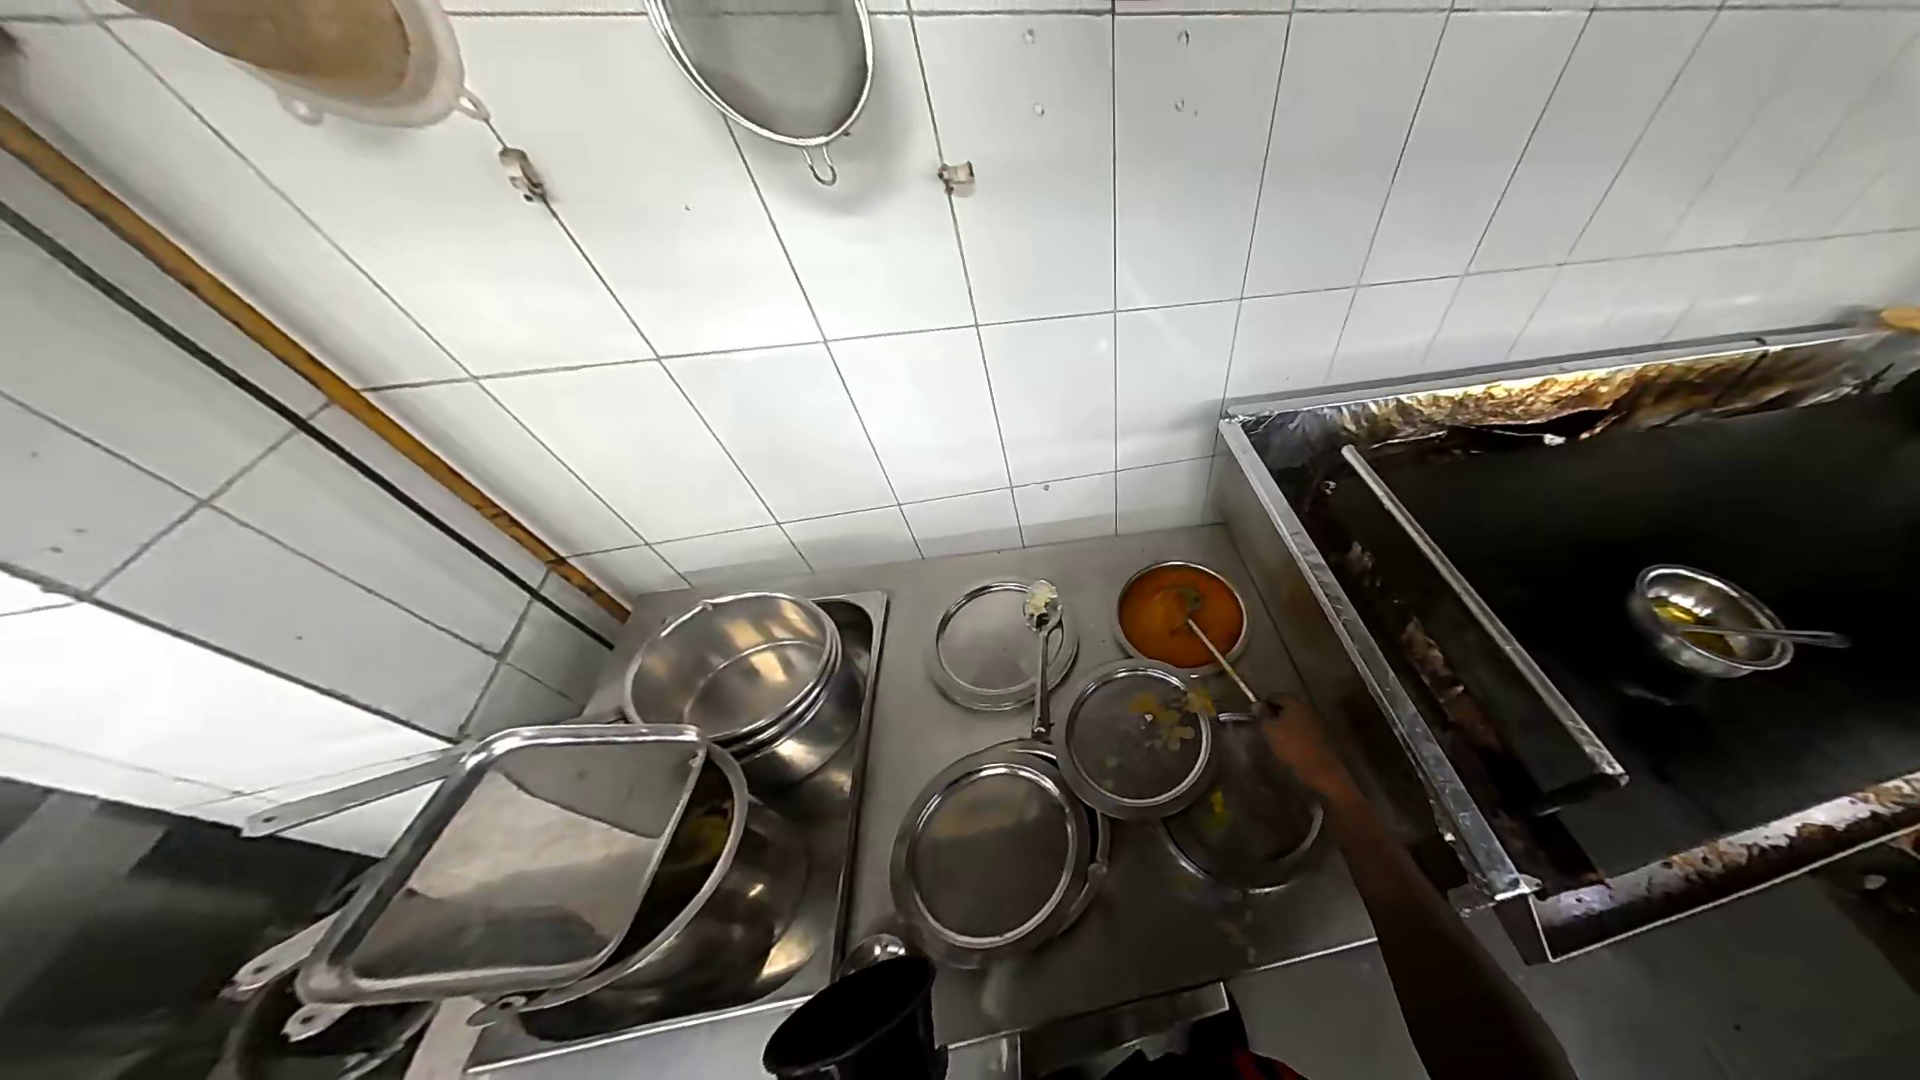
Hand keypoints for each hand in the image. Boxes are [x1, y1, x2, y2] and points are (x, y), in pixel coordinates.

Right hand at [1260, 693, 1354, 799]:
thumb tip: (1257, 704)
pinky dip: (1298, 734)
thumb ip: (1262, 715)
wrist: (1324, 771)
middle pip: (1289, 706)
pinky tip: (1292, 746)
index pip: (1276, 696)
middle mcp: (1309, 709)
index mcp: (1296, 704)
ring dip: (1288, 725)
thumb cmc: (1292, 747)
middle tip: (1266, 726)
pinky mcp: (1326, 737)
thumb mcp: (1270, 730)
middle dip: (1277, 714)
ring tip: (1278, 737)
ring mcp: (1320, 723)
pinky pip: (1307, 730)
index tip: (1256, 715)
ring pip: (1298, 719)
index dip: (1265, 703)